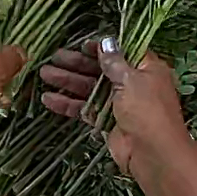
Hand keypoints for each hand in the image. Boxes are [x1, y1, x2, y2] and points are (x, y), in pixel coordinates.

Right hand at [39, 39, 191, 173]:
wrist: (152, 154)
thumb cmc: (147, 110)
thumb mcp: (131, 79)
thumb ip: (114, 61)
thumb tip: (106, 42)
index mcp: (147, 69)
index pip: (122, 52)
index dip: (102, 48)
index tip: (81, 44)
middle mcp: (134, 84)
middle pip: (102, 70)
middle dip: (77, 63)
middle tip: (54, 57)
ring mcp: (120, 104)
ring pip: (90, 89)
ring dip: (68, 81)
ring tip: (44, 74)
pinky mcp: (108, 122)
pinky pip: (86, 109)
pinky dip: (68, 104)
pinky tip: (48, 99)